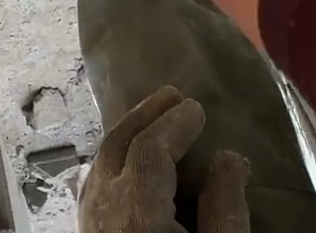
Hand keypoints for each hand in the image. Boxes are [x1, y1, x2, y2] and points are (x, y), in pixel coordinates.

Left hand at [80, 87, 249, 232]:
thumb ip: (224, 209)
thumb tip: (229, 157)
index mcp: (135, 210)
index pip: (149, 148)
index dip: (173, 124)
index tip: (196, 107)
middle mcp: (103, 207)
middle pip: (116, 144)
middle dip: (144, 115)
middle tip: (172, 95)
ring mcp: (87, 221)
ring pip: (100, 161)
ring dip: (127, 133)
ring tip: (154, 119)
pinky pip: (94, 182)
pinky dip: (114, 158)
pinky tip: (128, 160)